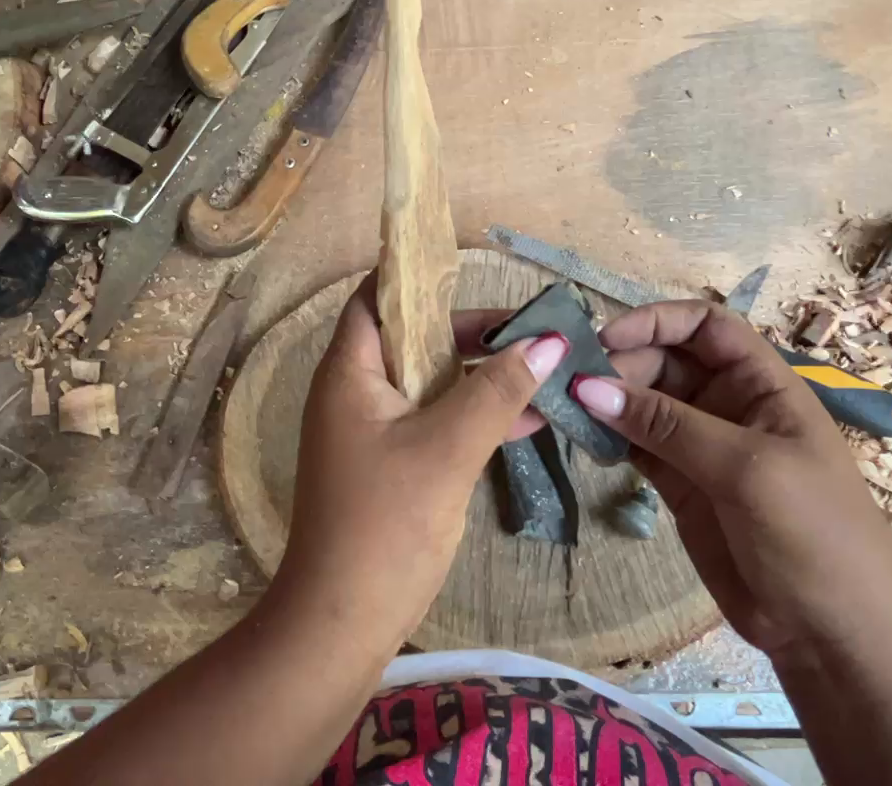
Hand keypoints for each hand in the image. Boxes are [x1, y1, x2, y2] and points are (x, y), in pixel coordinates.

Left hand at [273, 279, 564, 649]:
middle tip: (532, 331)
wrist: (343, 621)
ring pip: (432, 383)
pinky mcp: (392, 465)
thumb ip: (497, 392)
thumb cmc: (385, 523)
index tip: (476, 270)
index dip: (416, 276)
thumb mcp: (447, 449)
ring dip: (482, 376)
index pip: (375, 297)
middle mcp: (356, 392)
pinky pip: (437, 422)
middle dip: (471, 332)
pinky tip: (531, 418)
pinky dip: (475, 416)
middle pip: (413, 338)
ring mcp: (374, 430)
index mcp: (350, 371)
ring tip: (545, 367)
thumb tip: (548, 343)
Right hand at [571, 301, 891, 664]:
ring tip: (566, 409)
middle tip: (575, 386)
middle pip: (664, 360)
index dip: (656, 321)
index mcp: (762, 384)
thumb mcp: (745, 467)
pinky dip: (608, 437)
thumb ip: (666, 424)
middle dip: (621, 364)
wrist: (833, 634)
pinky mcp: (678, 482)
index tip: (606, 338)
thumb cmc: (813, 533)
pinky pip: (635, 444)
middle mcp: (728, 404)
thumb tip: (587, 386)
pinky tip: (584, 440)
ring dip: (606, 400)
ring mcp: (700, 445)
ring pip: (642, 402)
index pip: (705, 326)